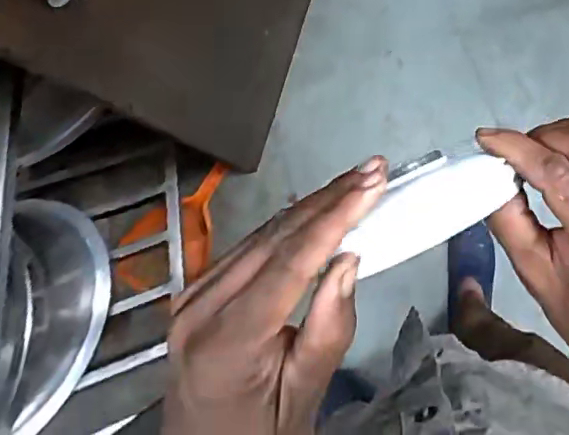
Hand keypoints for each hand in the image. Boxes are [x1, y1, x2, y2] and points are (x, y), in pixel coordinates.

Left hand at [164, 157, 386, 434]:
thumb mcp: (301, 400)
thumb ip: (327, 331)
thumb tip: (349, 258)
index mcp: (225, 343)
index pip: (289, 263)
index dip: (335, 218)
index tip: (373, 184)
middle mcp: (200, 309)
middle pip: (277, 238)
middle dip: (332, 198)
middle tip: (374, 168)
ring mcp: (193, 295)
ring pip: (265, 233)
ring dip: (316, 202)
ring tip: (358, 178)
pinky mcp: (197, 289)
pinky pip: (252, 245)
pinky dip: (292, 221)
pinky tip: (322, 204)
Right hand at [478, 117, 568, 434]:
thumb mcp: (535, 275)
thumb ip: (509, 221)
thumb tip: (488, 171)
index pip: (560, 175)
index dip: (519, 150)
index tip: (487, 139)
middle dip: (547, 136)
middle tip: (520, 158)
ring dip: (560, 137)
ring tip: (538, 163)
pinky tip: (560, 168)